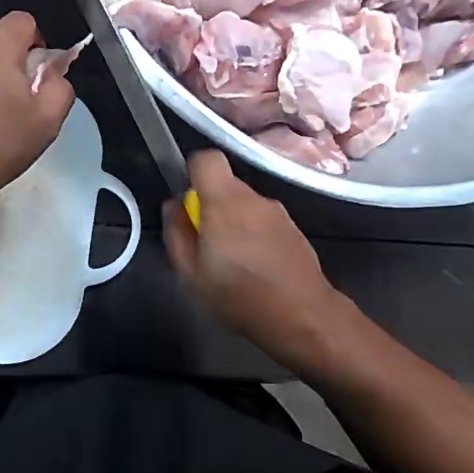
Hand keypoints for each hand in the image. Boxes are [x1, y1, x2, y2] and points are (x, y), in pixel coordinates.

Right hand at [163, 150, 351, 368]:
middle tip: (207, 244)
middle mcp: (255, 198)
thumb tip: (173, 205)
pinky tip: (257, 269)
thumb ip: (177, 233)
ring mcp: (280, 213)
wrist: (300, 313)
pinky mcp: (296, 230)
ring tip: (234, 263)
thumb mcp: (190, 273)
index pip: (208, 159)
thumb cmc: (237, 294)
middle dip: (213, 207)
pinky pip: (266, 223)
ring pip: (248, 206)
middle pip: (228, 186)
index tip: (189, 201)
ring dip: (236, 224)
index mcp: (225, 201)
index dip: (194, 172)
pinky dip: (257, 237)